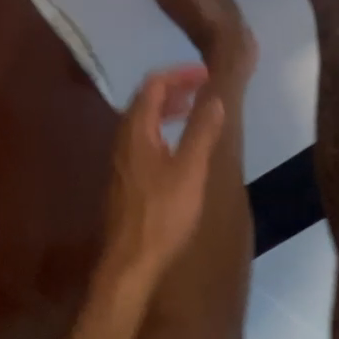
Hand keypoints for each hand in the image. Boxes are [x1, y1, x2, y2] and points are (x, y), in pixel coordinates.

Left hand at [101, 66, 226, 284]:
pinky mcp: (126, 179)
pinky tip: (180, 148)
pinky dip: (163, 129)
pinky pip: (144, 139)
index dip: (179, 74)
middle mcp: (123, 139)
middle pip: (145, 99)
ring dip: (168, 109)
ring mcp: (122, 160)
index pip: (153, 84)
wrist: (130, 265)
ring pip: (143, 121)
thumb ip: (202, 130)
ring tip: (195, 112)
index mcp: (136, 130)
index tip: (206, 74)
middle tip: (203, 89)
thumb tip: (215, 96)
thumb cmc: (162, 214)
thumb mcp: (190, 169)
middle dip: (174, 88)